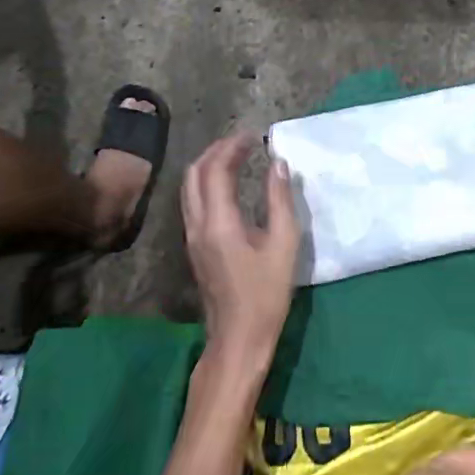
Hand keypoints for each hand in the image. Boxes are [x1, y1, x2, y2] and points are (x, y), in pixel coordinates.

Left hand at [180, 134, 300, 362]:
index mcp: (219, 222)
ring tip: (235, 156)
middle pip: (194, 174)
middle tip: (243, 142)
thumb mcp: (284, 245)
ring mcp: (192, 237)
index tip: (255, 136)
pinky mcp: (195, 248)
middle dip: (216, 151)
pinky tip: (228, 185)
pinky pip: (193, 202)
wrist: (238, 339)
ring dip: (209, 165)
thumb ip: (280, 200)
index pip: (217, 170)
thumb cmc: (266, 294)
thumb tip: (277, 164)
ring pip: (189, 188)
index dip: (233, 147)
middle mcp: (198, 225)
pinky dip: (207, 183)